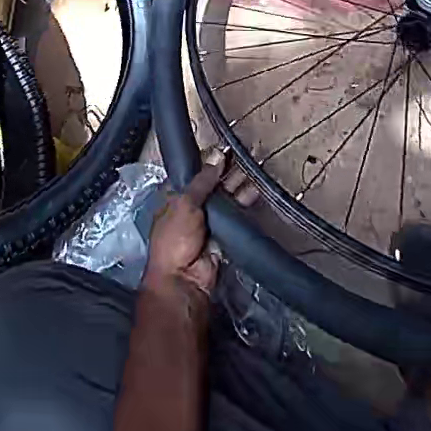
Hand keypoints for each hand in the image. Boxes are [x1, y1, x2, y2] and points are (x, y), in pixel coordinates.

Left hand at [146, 151, 257, 296]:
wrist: (184, 281)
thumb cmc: (175, 239)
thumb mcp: (184, 203)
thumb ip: (202, 180)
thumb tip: (217, 155)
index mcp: (175, 196)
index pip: (194, 172)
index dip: (209, 161)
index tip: (226, 149)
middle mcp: (192, 205)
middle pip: (212, 183)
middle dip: (227, 171)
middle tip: (245, 157)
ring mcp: (208, 219)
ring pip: (226, 196)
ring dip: (238, 185)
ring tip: (254, 170)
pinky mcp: (224, 232)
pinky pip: (235, 213)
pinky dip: (244, 203)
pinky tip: (255, 191)